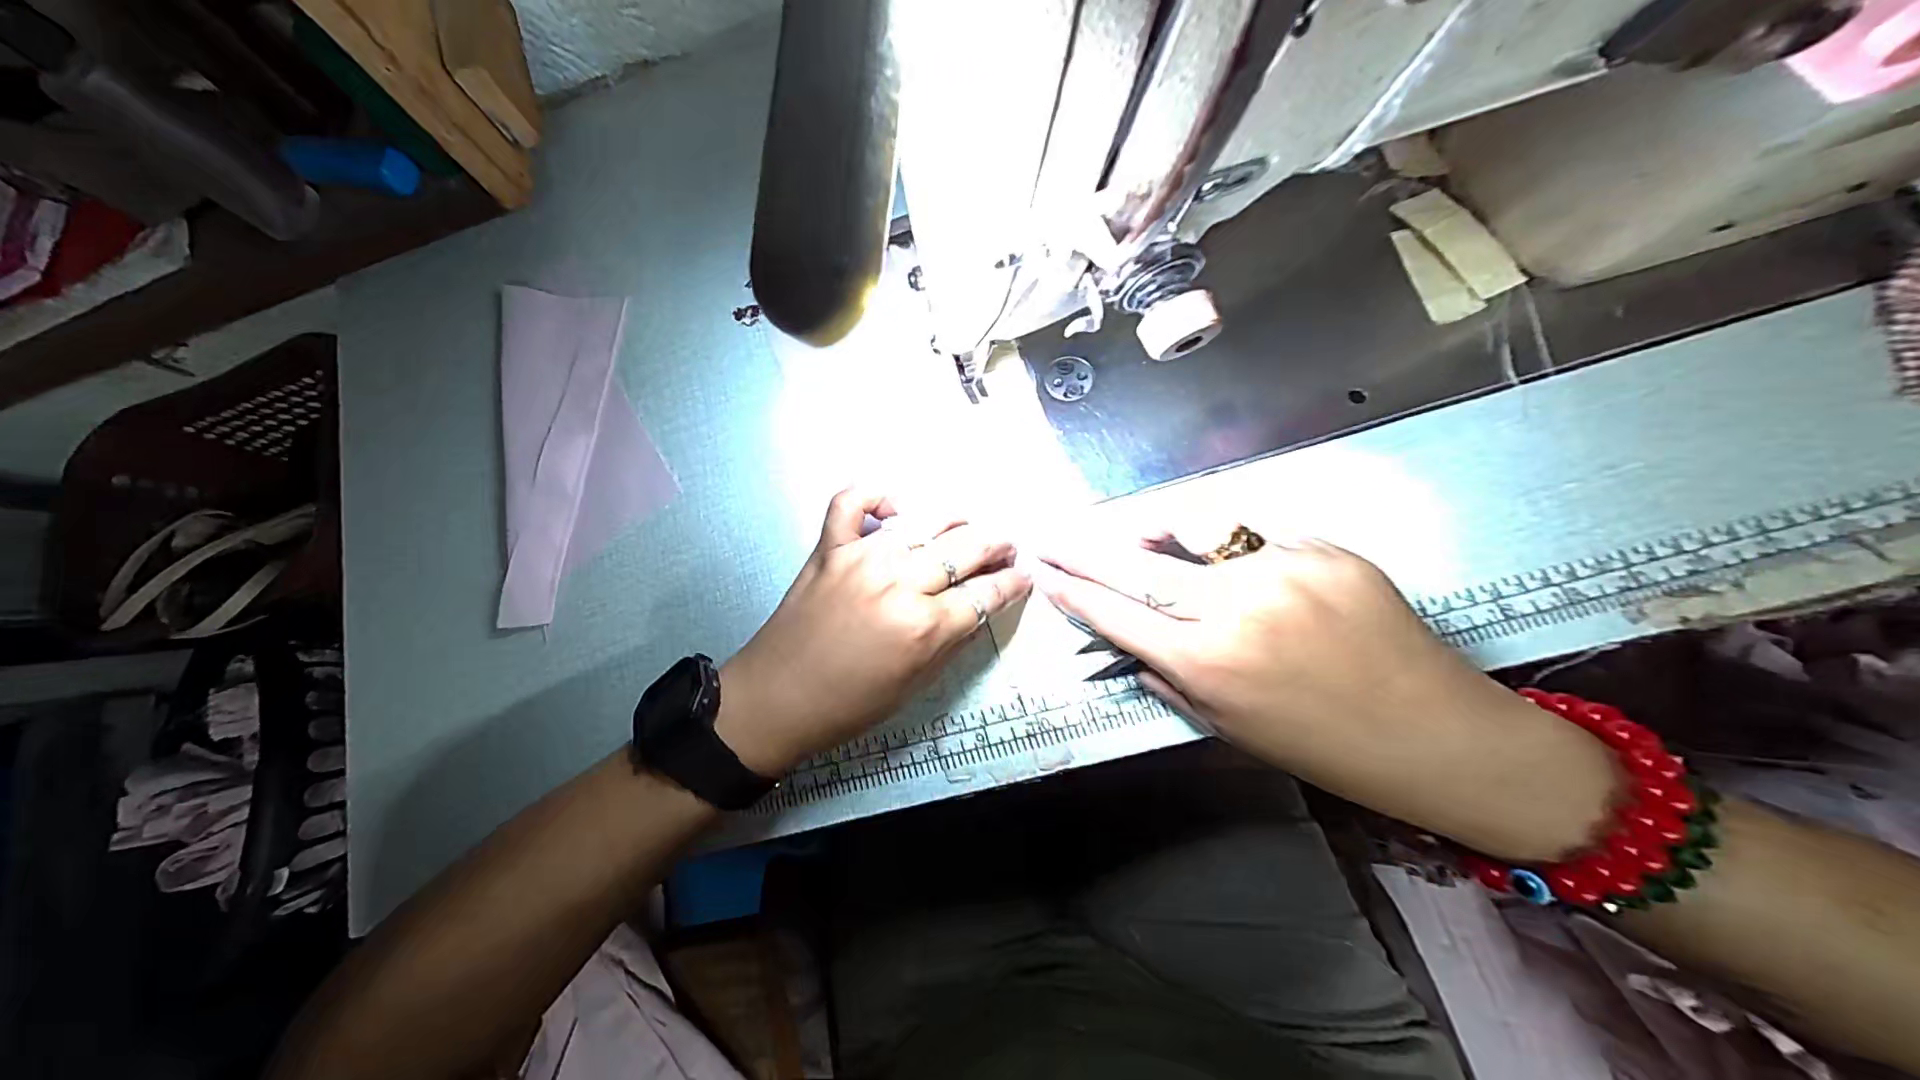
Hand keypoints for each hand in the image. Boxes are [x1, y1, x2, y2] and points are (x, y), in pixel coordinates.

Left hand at [715, 488, 1030, 776]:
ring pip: (922, 521)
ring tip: (966, 526)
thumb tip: (981, 607)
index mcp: (923, 626)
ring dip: (954, 520)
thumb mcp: (915, 685)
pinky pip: (851, 501)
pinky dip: (875, 494)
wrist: (775, 700)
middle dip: (995, 545)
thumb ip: (953, 641)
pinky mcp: (827, 548)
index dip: (1012, 582)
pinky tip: (896, 507)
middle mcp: (897, 583)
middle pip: (964, 548)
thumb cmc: (849, 705)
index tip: (1024, 575)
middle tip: (1006, 546)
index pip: (984, 593)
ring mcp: (859, 558)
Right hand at [1038, 530, 1619, 861]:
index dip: (1074, 592)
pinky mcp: (1326, 551)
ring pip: (1196, 529)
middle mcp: (1237, 609)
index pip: (1118, 615)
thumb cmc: (1320, 745)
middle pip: (1139, 565)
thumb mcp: (1229, 726)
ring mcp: (1283, 570)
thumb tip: (1129, 646)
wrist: (1433, 733)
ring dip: (1157, 528)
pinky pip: (1259, 539)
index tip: (1046, 574)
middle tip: (1055, 536)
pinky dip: (1235, 550)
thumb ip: (1170, 680)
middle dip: (1086, 549)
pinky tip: (1245, 569)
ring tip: (1140, 531)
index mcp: (1208, 664)